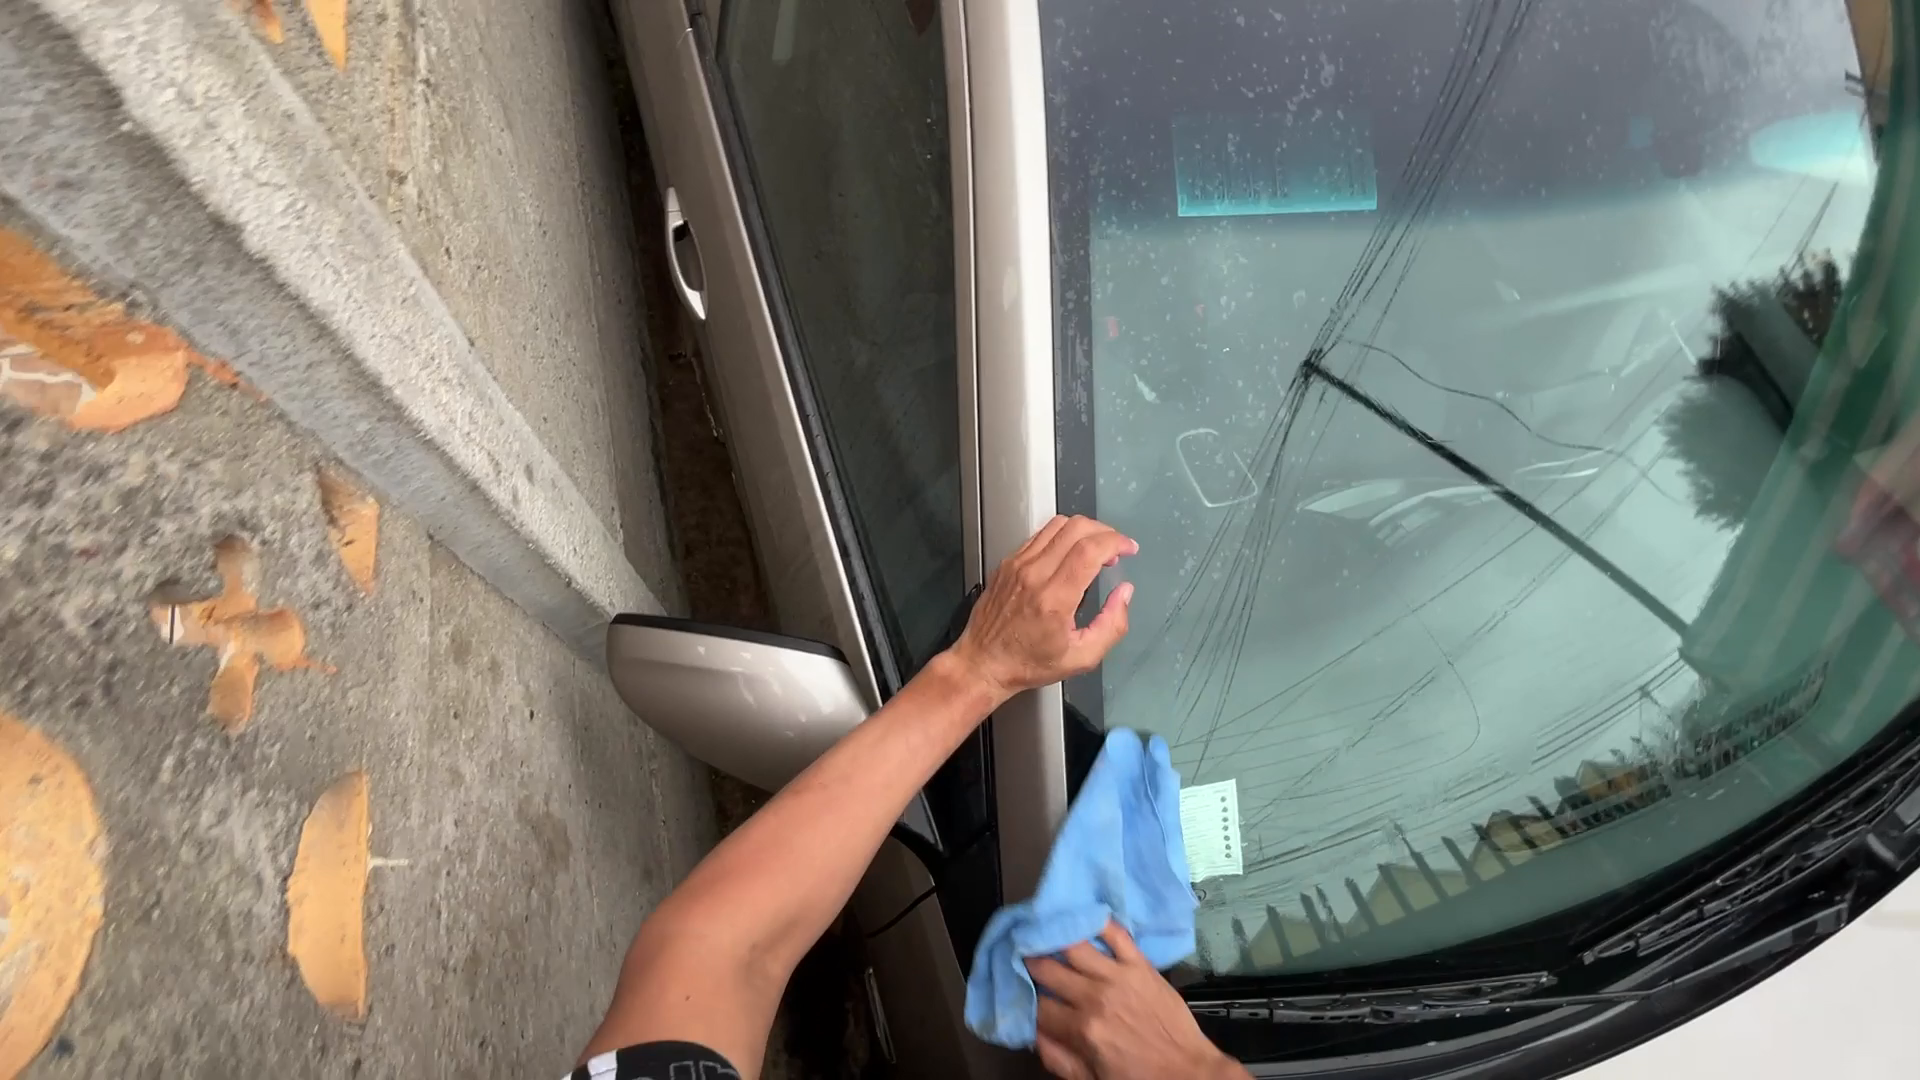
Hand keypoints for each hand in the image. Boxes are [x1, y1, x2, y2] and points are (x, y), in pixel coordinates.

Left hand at [947, 515, 1136, 701]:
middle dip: (1105, 532)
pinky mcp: (1007, 563)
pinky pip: (1039, 535)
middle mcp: (1033, 575)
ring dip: (1084, 530)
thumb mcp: (1082, 658)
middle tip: (1115, 549)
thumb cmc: (1027, 663)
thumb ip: (1112, 625)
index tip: (1128, 548)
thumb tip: (1125, 594)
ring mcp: (1017, 565)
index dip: (1116, 542)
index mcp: (1053, 599)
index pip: (1089, 550)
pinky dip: (1061, 536)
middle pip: (1075, 528)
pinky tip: (1069, 553)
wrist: (983, 662)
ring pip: (1057, 525)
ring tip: (1094, 550)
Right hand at [1027, 923, 1246, 1079]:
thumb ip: (1059, 1060)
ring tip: (1042, 930)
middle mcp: (1095, 997)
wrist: (1190, 1075)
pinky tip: (1081, 916)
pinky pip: (1114, 933)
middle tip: (1020, 952)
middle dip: (1029, 960)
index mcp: (1082, 1031)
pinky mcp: (1139, 964)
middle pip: (1048, 969)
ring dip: (1053, 936)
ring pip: (1073, 944)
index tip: (1015, 986)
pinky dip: (1096, 921)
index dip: (1021, 995)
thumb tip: (1031, 1032)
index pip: (1038, 1005)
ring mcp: (1118, 975)